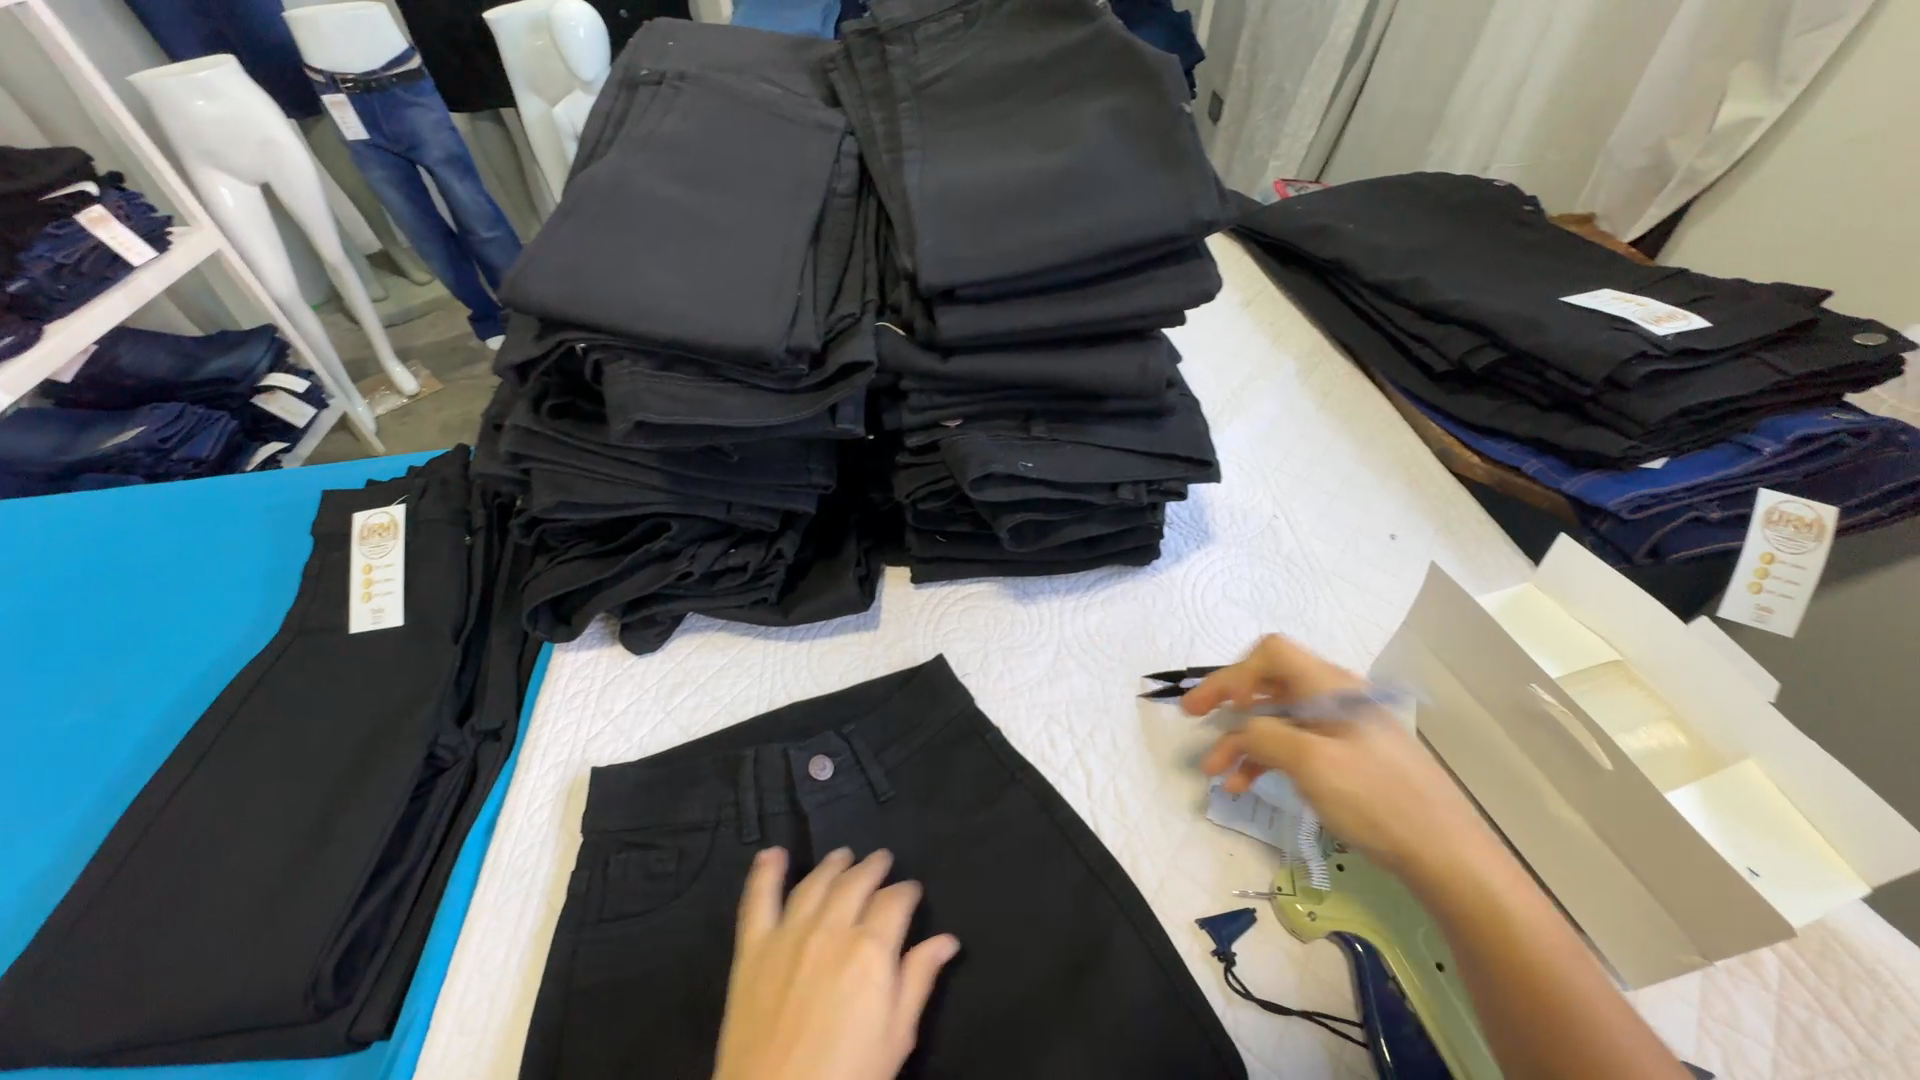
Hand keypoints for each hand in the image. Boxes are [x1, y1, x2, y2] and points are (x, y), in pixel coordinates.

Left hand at [712, 847, 960, 1079]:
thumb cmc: (848, 1075)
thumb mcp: (896, 1036)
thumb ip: (918, 980)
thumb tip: (947, 940)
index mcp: (871, 950)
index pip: (895, 901)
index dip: (906, 891)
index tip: (911, 890)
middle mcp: (831, 929)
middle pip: (856, 882)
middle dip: (873, 867)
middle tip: (881, 859)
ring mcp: (788, 934)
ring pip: (815, 882)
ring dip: (832, 864)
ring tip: (843, 856)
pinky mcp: (752, 948)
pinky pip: (757, 899)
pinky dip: (765, 872)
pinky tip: (772, 854)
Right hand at [1182, 635, 1496, 882]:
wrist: (1443, 852)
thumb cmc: (1377, 800)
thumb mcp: (1311, 765)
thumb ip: (1264, 736)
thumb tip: (1239, 730)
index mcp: (1330, 687)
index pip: (1271, 654)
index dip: (1235, 674)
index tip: (1211, 707)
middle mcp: (1334, 698)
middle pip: (1269, 684)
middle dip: (1228, 702)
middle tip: (1191, 717)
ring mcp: (1340, 729)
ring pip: (1277, 719)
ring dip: (1242, 740)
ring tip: (1215, 772)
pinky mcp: (1344, 758)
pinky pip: (1293, 745)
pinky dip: (1265, 760)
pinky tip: (1245, 785)